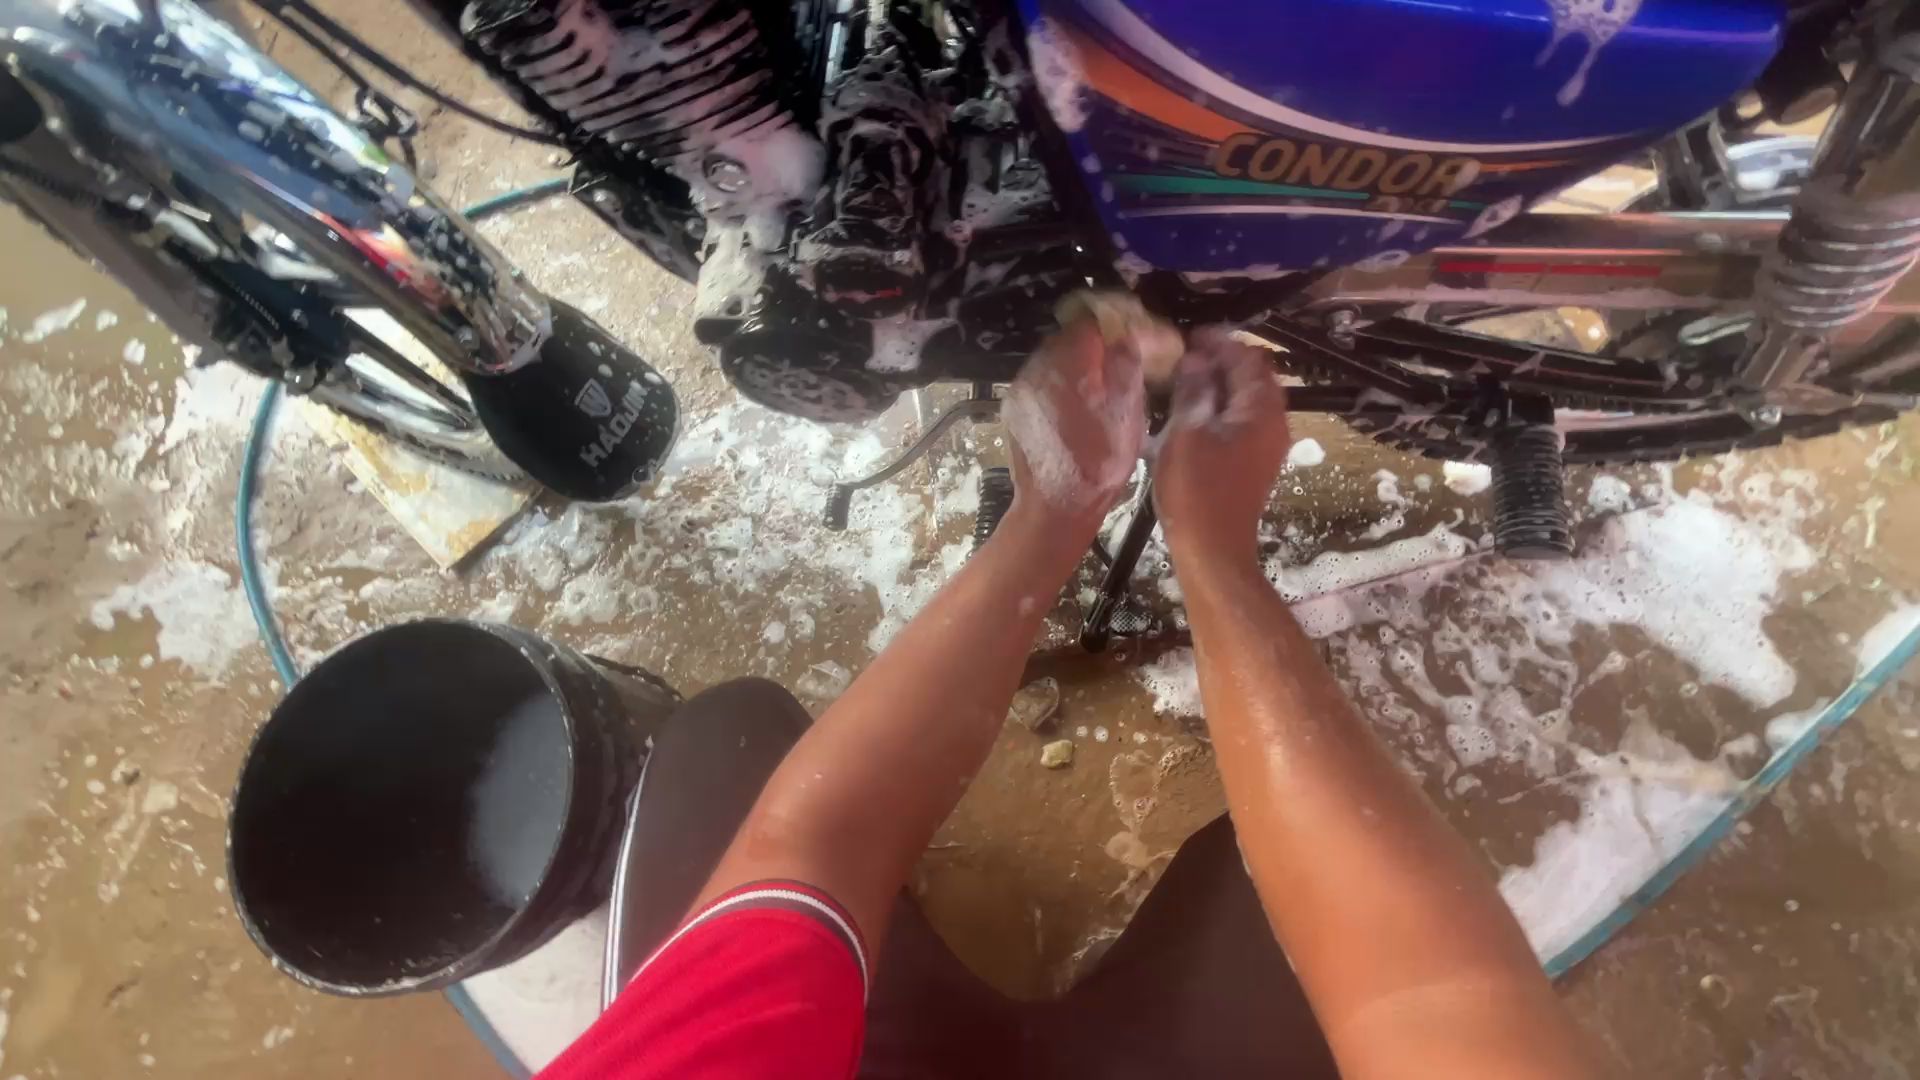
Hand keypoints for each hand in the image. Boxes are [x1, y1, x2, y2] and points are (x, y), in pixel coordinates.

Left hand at [1001, 317, 1146, 531]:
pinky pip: (1040, 382)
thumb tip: (1129, 336)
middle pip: (1068, 339)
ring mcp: (1020, 390)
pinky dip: (1060, 385)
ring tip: (1102, 386)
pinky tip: (1077, 406)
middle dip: (1097, 345)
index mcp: (1067, 364)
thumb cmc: (1098, 464)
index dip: (1117, 325)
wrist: (1055, 508)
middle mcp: (1036, 369)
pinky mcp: (1013, 409)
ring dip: (1077, 366)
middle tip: (1122, 361)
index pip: (1091, 322)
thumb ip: (1127, 365)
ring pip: (1052, 360)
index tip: (1135, 338)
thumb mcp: (1128, 413)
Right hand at [1153, 328, 1290, 567]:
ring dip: (1218, 387)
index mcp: (1261, 410)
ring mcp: (1267, 446)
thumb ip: (1193, 391)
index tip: (1187, 336)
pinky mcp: (1254, 464)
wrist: (1213, 549)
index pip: (1246, 358)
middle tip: (1183, 358)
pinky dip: (1219, 410)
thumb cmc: (1196, 491)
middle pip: (1252, 377)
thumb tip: (1195, 360)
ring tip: (1183, 383)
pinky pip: (1241, 422)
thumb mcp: (1186, 434)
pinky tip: (1193, 416)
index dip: (1218, 342)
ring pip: (1246, 401)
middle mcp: (1274, 423)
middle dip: (1220, 362)